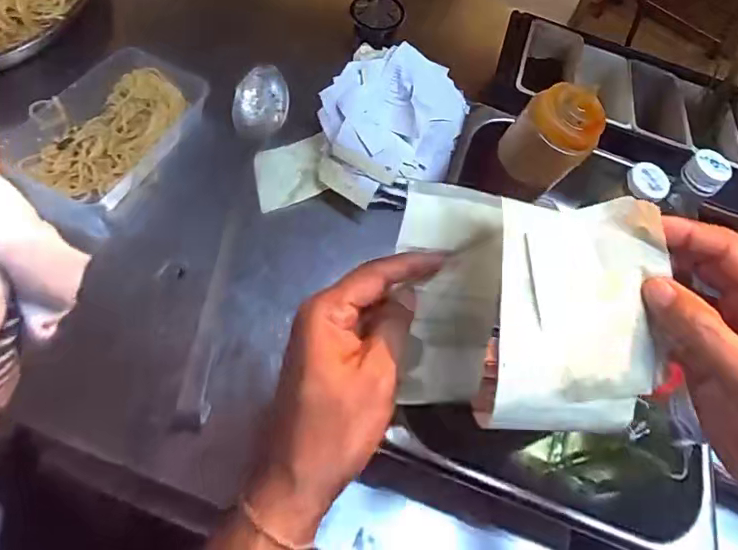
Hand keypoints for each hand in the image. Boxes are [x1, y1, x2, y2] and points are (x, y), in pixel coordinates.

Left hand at [243, 252, 445, 544]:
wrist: (294, 481)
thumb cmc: (337, 428)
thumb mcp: (377, 375)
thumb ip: (394, 326)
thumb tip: (406, 295)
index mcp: (325, 310)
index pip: (374, 274)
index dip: (410, 263)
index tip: (442, 257)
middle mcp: (316, 312)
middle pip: (366, 284)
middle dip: (402, 276)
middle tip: (441, 267)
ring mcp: (316, 332)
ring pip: (362, 304)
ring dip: (393, 298)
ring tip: (430, 286)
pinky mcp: (322, 351)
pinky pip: (357, 323)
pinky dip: (381, 319)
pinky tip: (404, 319)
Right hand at [642, 219, 737, 549]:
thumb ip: (701, 330)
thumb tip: (652, 284)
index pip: (729, 251)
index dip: (688, 234)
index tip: (646, 225)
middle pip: (703, 268)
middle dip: (665, 257)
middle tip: (621, 248)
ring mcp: (727, 334)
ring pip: (685, 298)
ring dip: (654, 290)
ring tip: (614, 278)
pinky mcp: (707, 361)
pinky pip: (675, 331)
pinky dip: (651, 324)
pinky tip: (624, 318)